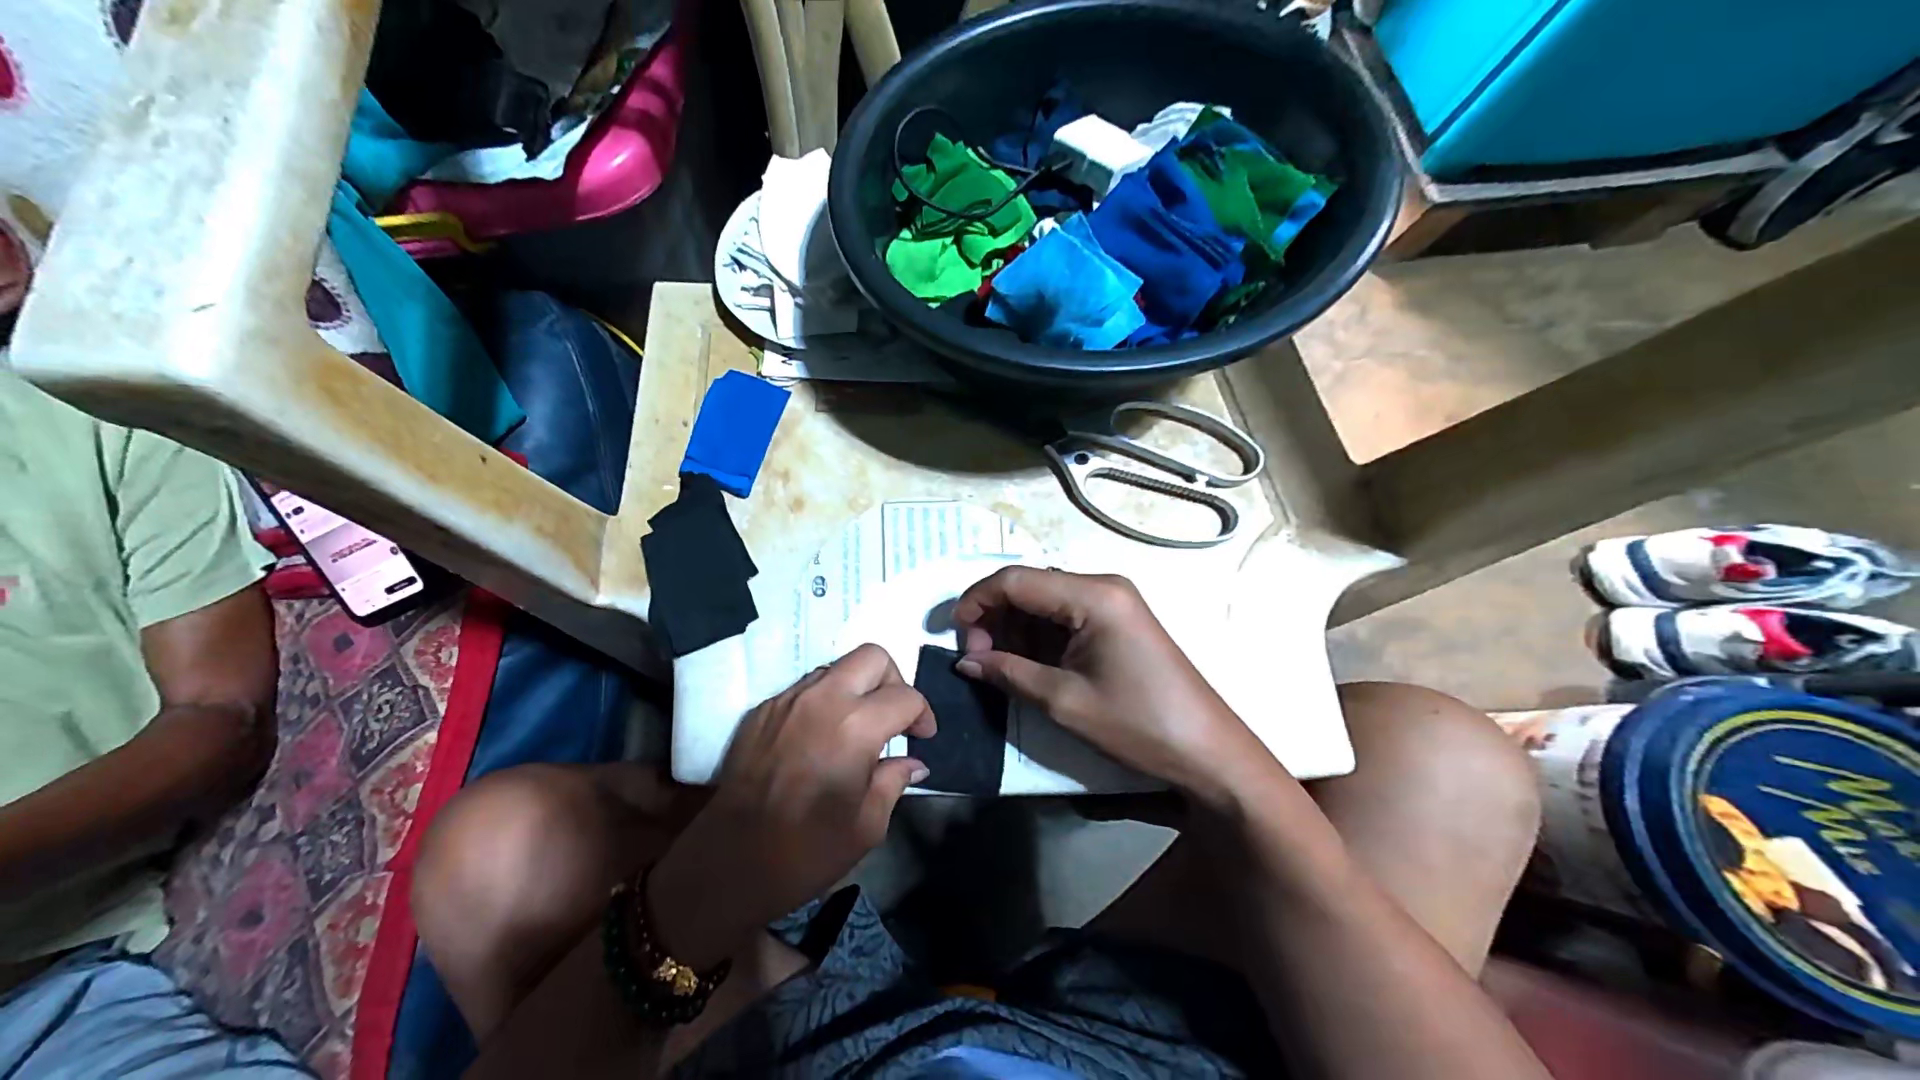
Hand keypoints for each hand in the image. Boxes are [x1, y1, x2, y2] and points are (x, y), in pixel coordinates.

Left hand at [647, 645, 934, 966]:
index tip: (923, 738)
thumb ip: (894, 781)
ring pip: (835, 668)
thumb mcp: (867, 825)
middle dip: (893, 680)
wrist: (729, 863)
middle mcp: (821, 700)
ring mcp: (786, 700)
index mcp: (854, 727)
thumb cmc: (807, 851)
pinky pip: (804, 689)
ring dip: (856, 688)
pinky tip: (822, 738)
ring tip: (859, 728)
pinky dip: (824, 702)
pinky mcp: (761, 711)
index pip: (905, 696)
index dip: (923, 714)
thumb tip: (912, 762)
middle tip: (895, 718)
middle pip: (871, 657)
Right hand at [951, 567, 1273, 802]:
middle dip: (995, 617)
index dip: (976, 600)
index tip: (952, 634)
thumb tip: (965, 660)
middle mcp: (1104, 586)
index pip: (1016, 580)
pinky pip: (1066, 617)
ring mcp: (1114, 603)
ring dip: (1014, 628)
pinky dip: (1039, 637)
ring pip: (1045, 602)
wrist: (1209, 752)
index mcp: (1093, 595)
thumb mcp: (1065, 701)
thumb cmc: (1138, 724)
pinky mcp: (1118, 622)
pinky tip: (1025, 664)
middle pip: (1030, 586)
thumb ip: (1009, 673)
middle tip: (977, 659)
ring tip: (997, 666)